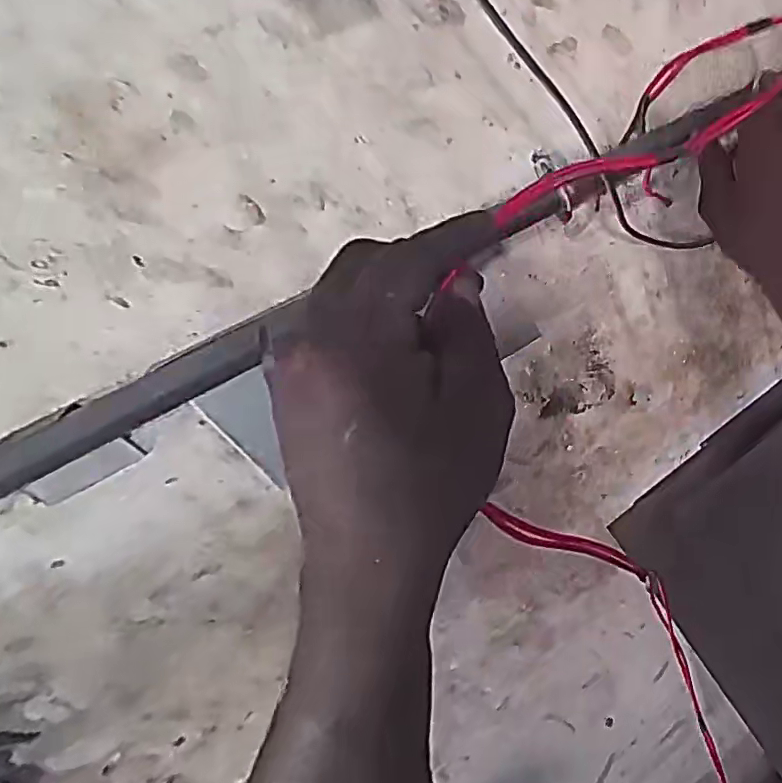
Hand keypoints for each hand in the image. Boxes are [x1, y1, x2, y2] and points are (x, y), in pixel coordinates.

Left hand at [264, 212, 513, 596]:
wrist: (368, 560)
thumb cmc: (434, 483)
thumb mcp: (477, 403)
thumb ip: (466, 331)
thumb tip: (457, 283)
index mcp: (355, 342)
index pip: (406, 264)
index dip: (454, 238)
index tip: (492, 222)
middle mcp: (307, 341)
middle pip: (364, 266)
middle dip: (419, 261)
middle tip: (467, 281)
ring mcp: (289, 364)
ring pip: (344, 292)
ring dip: (395, 290)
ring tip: (439, 324)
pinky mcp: (288, 386)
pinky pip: (332, 322)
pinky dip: (373, 316)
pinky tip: (405, 351)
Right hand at [697, 104, 781, 314]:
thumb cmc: (751, 232)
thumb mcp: (716, 199)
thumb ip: (710, 160)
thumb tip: (708, 138)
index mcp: (767, 137)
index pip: (747, 97)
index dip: (726, 104)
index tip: (709, 121)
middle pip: (768, 104)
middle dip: (744, 113)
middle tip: (722, 135)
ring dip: (761, 129)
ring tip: (739, 155)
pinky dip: (774, 144)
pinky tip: (758, 169)